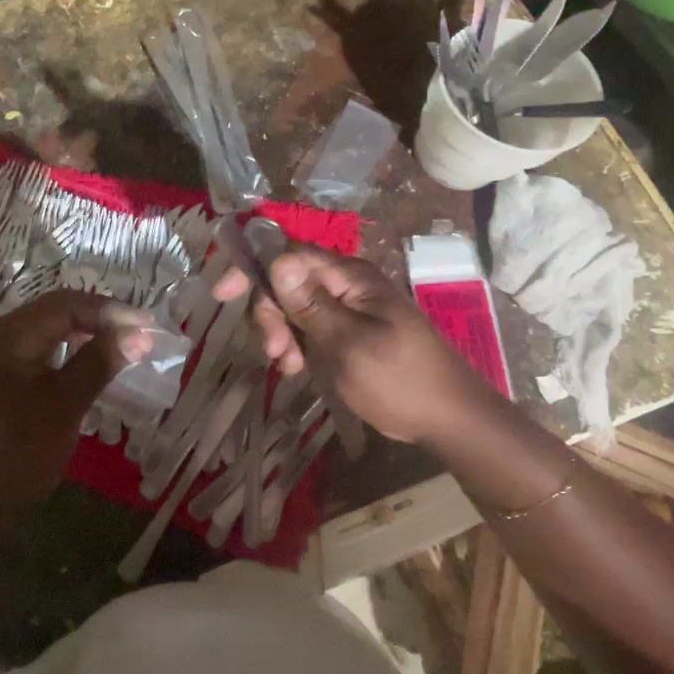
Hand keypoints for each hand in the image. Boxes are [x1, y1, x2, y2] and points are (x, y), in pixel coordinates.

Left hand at [0, 291, 153, 512]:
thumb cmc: (19, 451)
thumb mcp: (64, 405)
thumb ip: (99, 363)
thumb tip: (139, 335)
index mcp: (8, 333)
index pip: (66, 305)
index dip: (110, 311)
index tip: (147, 325)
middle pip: (57, 310)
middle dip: (100, 318)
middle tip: (140, 331)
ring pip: (50, 328)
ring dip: (87, 332)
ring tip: (124, 342)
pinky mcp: (2, 372)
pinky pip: (42, 347)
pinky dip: (70, 349)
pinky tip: (94, 360)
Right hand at [213, 247, 489, 444]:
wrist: (450, 420)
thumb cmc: (402, 381)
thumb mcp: (350, 344)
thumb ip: (311, 304)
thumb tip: (277, 259)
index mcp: (351, 277)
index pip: (289, 254)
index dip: (253, 267)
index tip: (222, 294)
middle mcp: (347, 285)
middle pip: (286, 281)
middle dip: (270, 312)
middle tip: (274, 349)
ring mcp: (348, 309)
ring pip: (293, 306)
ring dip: (281, 332)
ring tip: (287, 366)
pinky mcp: (348, 333)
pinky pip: (308, 327)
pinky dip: (296, 345)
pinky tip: (296, 369)